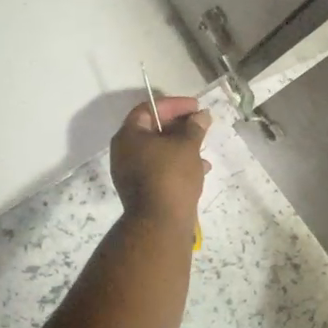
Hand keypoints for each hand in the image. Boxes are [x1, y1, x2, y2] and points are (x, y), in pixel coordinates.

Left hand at [110, 97, 211, 225]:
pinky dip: (177, 164)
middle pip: (152, 130)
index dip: (173, 105)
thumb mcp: (187, 146)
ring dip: (181, 146)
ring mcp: (130, 172)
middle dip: (179, 126)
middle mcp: (124, 152)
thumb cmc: (171, 175)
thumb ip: (195, 127)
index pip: (149, 109)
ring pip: (158, 151)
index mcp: (128, 136)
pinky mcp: (141, 189)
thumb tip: (201, 116)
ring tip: (203, 148)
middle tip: (200, 125)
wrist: (160, 223)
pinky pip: (159, 168)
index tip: (195, 107)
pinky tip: (200, 169)